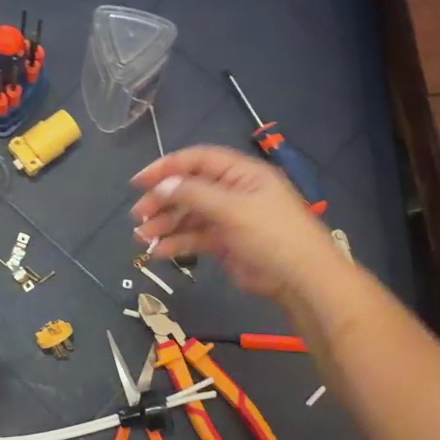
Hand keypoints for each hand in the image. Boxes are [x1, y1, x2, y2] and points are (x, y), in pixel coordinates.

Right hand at [130, 145, 341, 298]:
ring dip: (164, 224)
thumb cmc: (272, 235)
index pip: (197, 161)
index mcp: (241, 174)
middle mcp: (233, 192)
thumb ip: (194, 195)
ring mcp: (229, 218)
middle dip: (161, 200)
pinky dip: (175, 243)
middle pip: (189, 189)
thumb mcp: (233, 209)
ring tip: (141, 237)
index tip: (139, 182)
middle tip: (137, 215)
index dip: (167, 168)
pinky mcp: (225, 244)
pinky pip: (194, 238)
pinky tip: (158, 252)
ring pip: (188, 215)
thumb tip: (160, 186)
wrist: (301, 279)